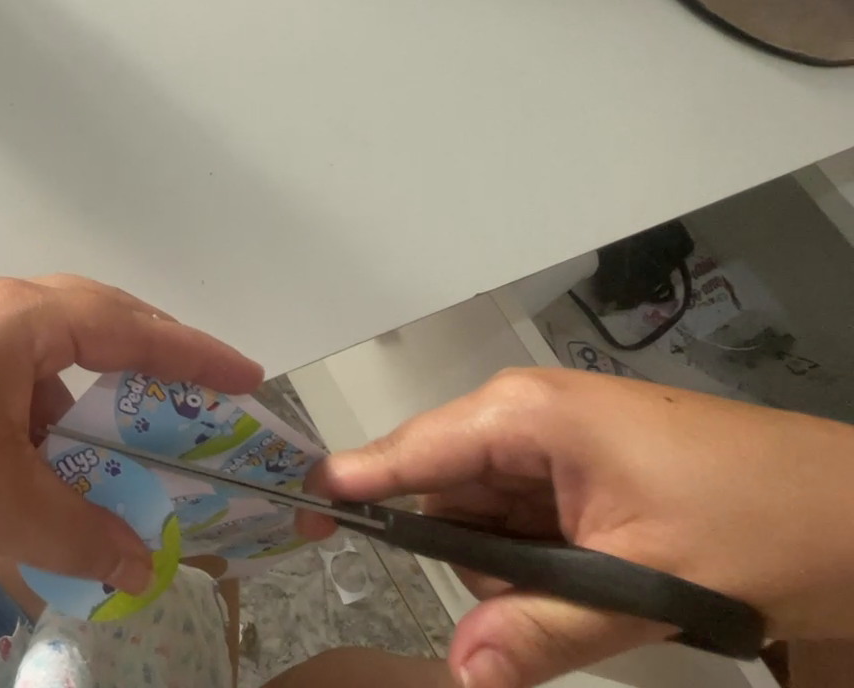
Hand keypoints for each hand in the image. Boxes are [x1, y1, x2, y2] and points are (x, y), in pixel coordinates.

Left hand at [0, 275, 261, 594]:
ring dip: (84, 396)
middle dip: (146, 362)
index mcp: (15, 319)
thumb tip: (137, 559)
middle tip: (195, 402)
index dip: (193, 353)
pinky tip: (39, 459)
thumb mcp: (2, 506)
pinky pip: (3, 374)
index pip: (126, 325)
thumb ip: (83, 530)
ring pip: (42, 352)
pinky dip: (37, 410)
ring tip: (118, 447)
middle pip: (87, 322)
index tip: (247, 377)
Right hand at [298, 368, 853, 687]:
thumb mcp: (655, 585)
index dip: (351, 481)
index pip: (409, 450)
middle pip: (445, 489)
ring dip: (518, 562)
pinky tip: (605, 575)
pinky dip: (545, 553)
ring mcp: (553, 437)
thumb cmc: (774, 525)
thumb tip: (461, 676)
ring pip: (484, 507)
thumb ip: (546, 627)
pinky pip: (524, 510)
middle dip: (475, 553)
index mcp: (520, 415)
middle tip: (545, 603)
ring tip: (605, 592)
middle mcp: (521, 414)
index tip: (301, 511)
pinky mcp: (580, 462)